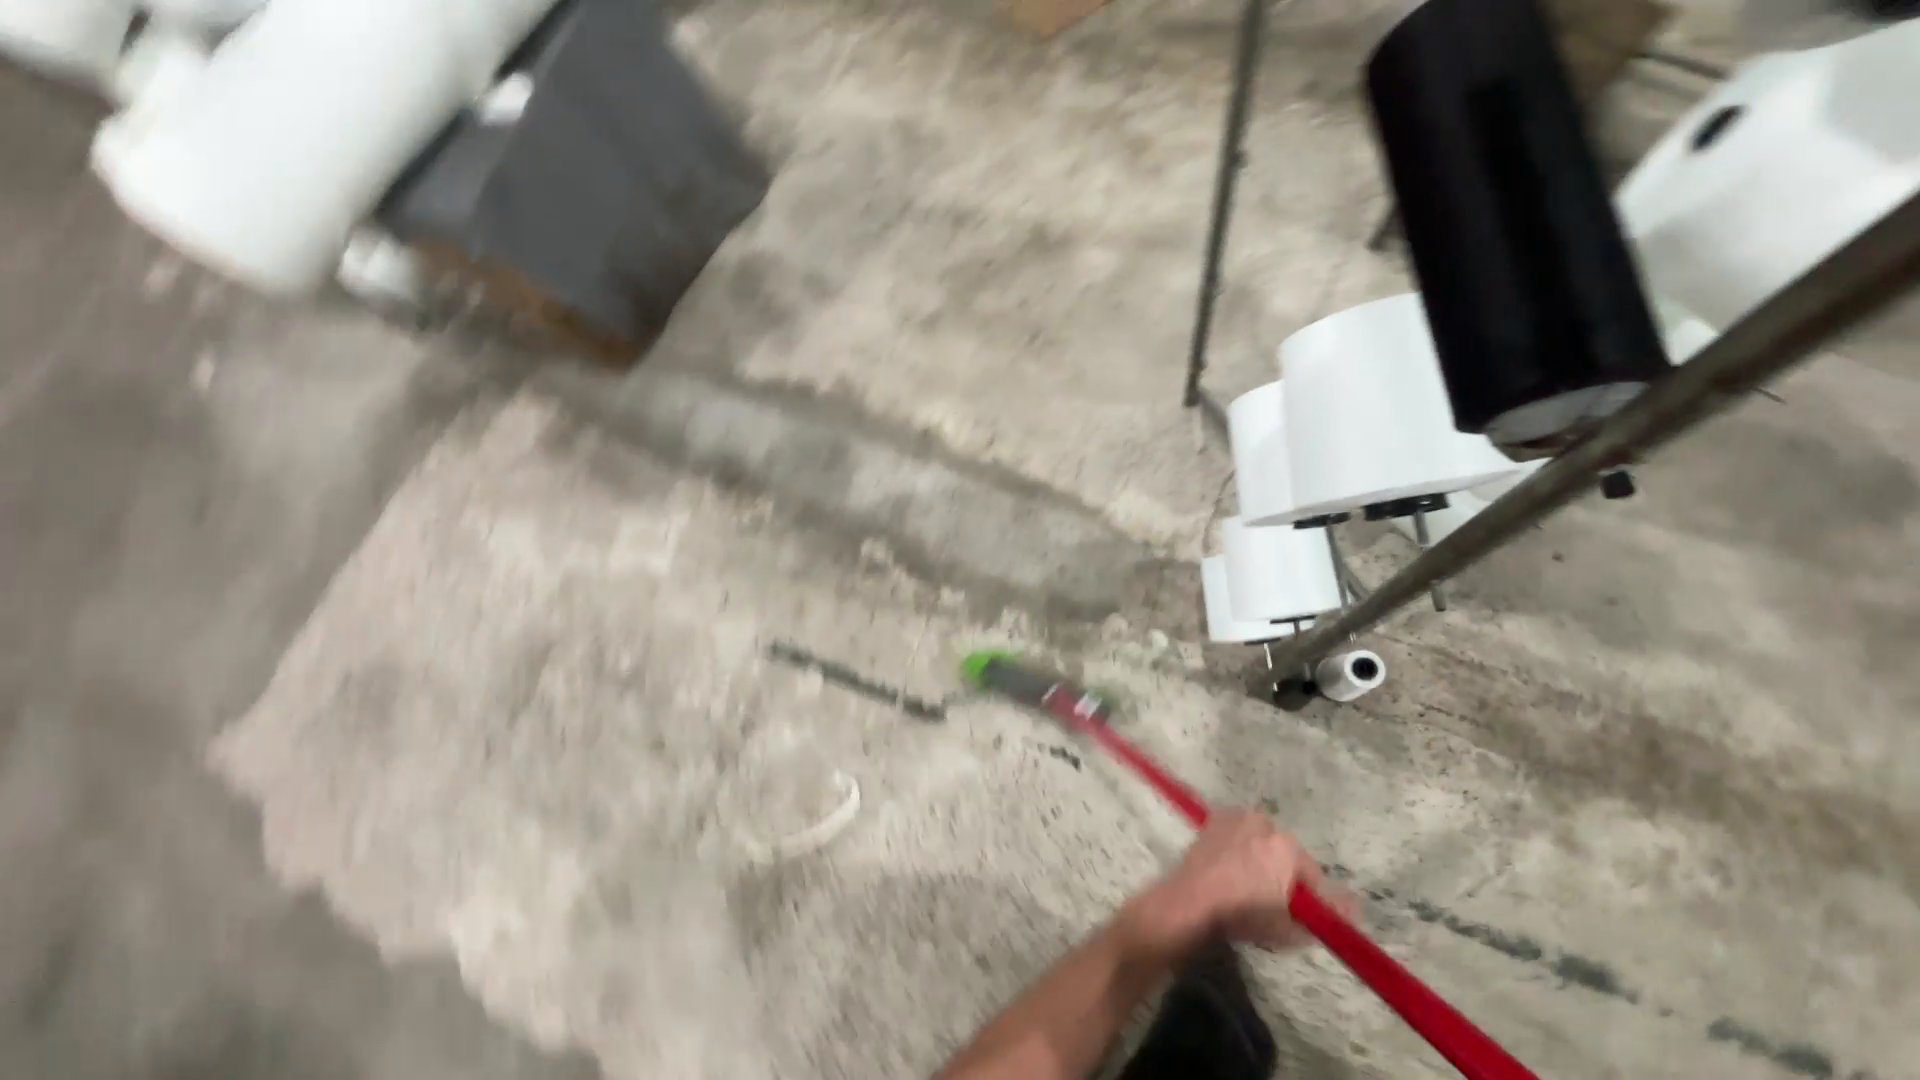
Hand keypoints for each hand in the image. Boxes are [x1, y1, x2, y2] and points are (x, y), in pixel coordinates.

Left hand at [1151, 810, 1359, 951]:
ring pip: (1261, 842)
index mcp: (1288, 846)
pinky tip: (1227, 868)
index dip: (1304, 897)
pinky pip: (1238, 835)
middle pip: (1284, 854)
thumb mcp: (1292, 928)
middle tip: (1264, 900)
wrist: (1191, 901)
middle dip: (1280, 874)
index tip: (1291, 912)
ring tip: (1242, 885)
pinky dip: (1238, 847)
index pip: (1311, 874)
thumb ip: (1330, 916)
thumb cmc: (1243, 915)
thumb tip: (1357, 906)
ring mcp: (1237, 818)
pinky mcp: (1214, 820)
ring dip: (1259, 858)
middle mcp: (1265, 823)